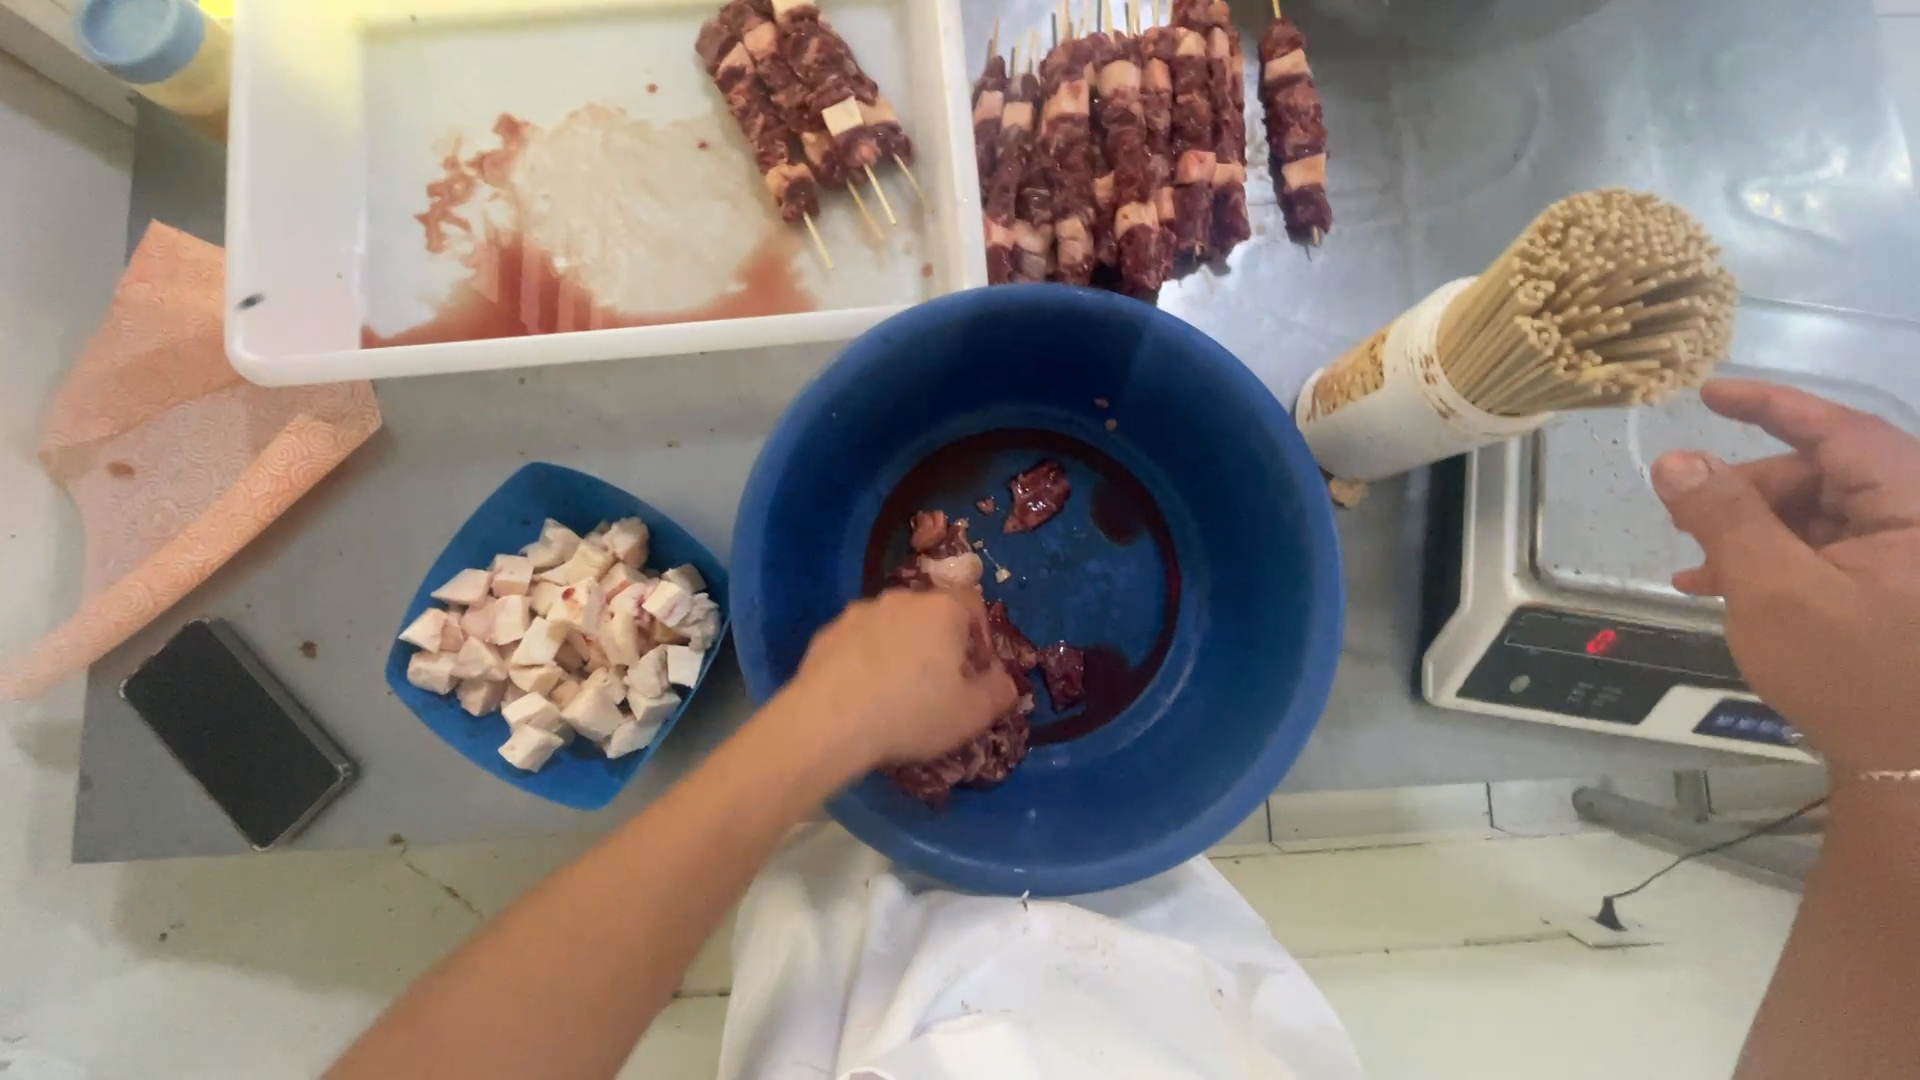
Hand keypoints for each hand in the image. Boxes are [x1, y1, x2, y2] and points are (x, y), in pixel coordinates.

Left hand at [785, 589, 1016, 768]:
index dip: (980, 635)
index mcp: (943, 609)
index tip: (974, 671)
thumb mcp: (971, 714)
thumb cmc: (911, 713)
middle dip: (939, 643)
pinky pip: (858, 642)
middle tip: (937, 686)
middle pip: (932, 614)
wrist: (828, 723)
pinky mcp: (827, 633)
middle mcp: (902, 599)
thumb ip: (999, 692)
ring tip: (895, 693)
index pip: (973, 603)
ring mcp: (859, 612)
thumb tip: (1005, 680)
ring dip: (900, 649)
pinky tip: (861, 695)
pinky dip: (865, 659)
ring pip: (892, 626)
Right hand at [1651, 379, 1919, 770]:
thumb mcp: (1772, 589)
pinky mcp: (1898, 586)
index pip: (1844, 433)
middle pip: (1824, 475)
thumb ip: (1724, 517)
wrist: (1915, 765)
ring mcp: (1913, 557)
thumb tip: (1676, 460)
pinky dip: (1769, 558)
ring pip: (1818, 514)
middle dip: (1748, 493)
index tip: (1709, 393)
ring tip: (1698, 568)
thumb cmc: (1854, 672)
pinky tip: (1718, 585)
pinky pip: (1827, 549)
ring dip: (1749, 532)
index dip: (1773, 407)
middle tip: (1686, 523)